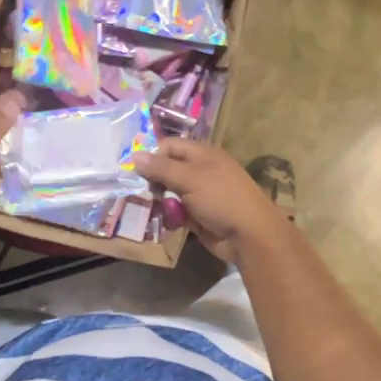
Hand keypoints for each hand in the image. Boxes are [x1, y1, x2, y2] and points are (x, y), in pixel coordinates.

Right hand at [136, 138, 287, 263]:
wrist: (248, 234)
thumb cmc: (221, 198)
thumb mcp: (190, 178)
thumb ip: (161, 168)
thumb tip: (135, 156)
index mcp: (202, 154)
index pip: (170, 146)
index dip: (151, 155)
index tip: (132, 170)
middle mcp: (200, 170)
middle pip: (167, 169)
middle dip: (151, 180)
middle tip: (135, 190)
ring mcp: (199, 194)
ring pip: (170, 192)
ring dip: (158, 200)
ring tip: (145, 207)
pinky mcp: (198, 215)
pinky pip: (177, 211)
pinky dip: (169, 215)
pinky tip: (163, 221)